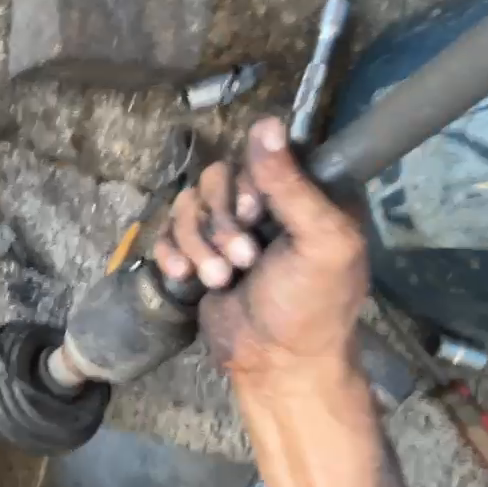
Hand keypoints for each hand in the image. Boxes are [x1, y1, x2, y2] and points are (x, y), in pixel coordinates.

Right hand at [153, 116, 367, 396]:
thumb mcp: (319, 242)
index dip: (248, 182)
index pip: (261, 154)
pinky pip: (167, 231)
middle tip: (244, 259)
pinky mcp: (198, 252)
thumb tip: (267, 122)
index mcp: (307, 194)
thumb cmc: (311, 305)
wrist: (274, 364)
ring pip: (187, 204)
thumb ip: (291, 183)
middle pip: (215, 178)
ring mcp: (227, 230)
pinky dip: (172, 254)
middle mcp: (266, 205)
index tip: (257, 214)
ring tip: (220, 279)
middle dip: (221, 224)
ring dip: (198, 245)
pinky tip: (186, 277)